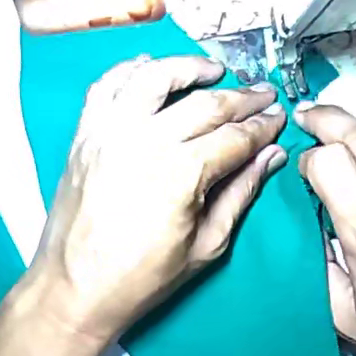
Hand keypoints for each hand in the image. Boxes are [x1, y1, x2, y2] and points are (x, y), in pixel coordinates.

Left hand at [21, 55, 286, 348]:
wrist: (76, 289)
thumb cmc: (144, 277)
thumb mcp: (207, 245)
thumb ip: (241, 193)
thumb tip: (272, 156)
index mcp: (182, 174)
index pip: (235, 137)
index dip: (263, 126)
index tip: (279, 117)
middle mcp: (146, 142)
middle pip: (205, 104)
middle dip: (242, 97)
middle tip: (263, 93)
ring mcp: (110, 132)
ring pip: (156, 78)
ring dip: (190, 67)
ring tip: (215, 69)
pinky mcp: (85, 133)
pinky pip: (108, 85)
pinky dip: (131, 69)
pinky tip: (152, 66)